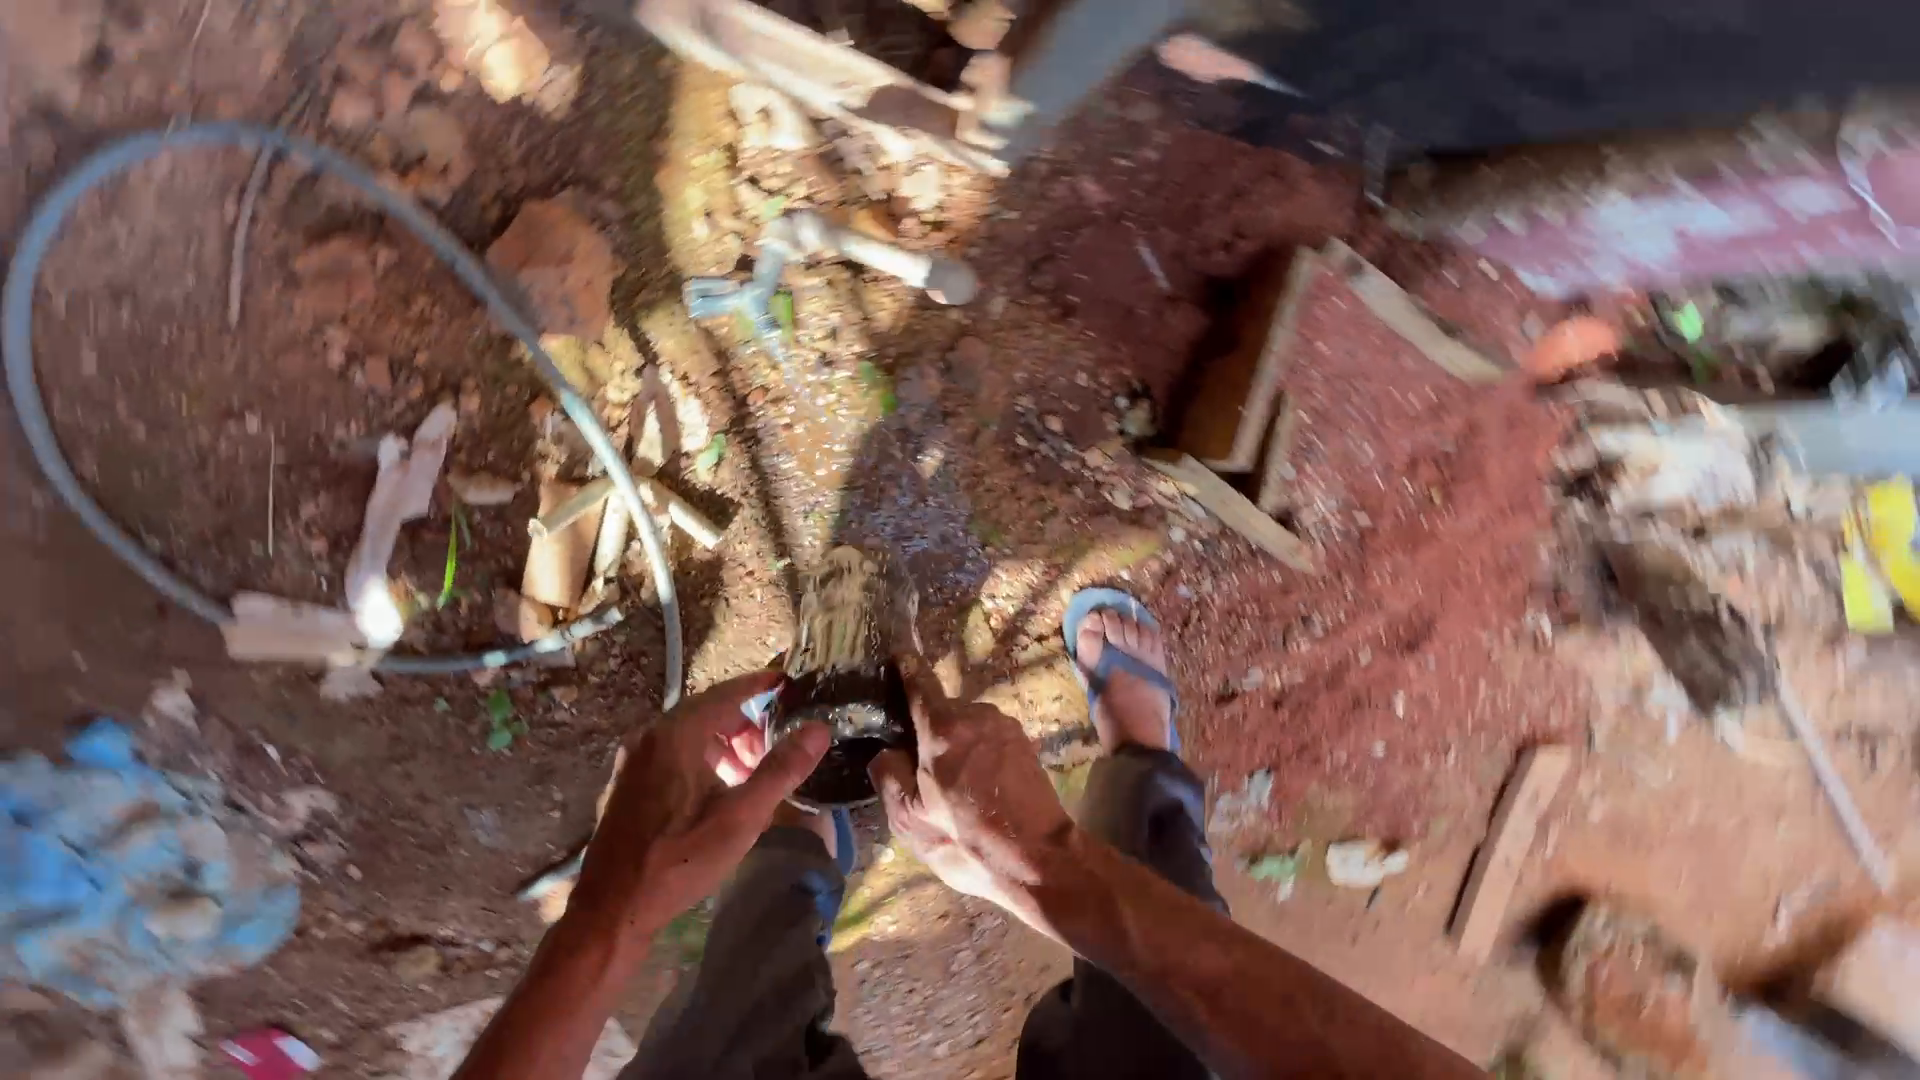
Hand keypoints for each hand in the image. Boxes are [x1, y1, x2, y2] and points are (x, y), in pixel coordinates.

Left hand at [568, 671, 828, 946]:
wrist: (610, 911)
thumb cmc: (679, 860)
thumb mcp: (742, 817)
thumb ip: (782, 770)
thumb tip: (818, 729)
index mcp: (677, 734)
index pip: (728, 693)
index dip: (762, 685)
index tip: (791, 683)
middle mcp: (651, 735)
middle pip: (710, 710)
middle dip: (748, 721)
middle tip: (780, 742)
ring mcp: (635, 758)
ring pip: (692, 732)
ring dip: (727, 742)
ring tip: (754, 772)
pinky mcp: (629, 781)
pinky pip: (674, 751)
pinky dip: (704, 756)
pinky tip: (720, 789)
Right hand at [868, 664, 1076, 931]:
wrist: (1038, 858)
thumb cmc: (966, 840)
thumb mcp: (910, 820)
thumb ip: (888, 776)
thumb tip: (884, 752)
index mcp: (942, 728)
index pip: (920, 683)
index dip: (906, 668)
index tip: (898, 657)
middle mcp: (976, 715)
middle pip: (942, 710)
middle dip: (928, 729)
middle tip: (919, 765)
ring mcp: (1005, 726)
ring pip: (967, 724)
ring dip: (956, 743)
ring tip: (952, 784)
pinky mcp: (1025, 742)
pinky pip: (989, 737)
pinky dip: (978, 752)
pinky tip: (977, 785)